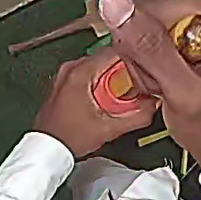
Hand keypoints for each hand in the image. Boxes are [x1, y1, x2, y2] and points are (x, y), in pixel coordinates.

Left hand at [31, 54, 159, 157]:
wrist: (46, 148)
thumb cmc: (67, 137)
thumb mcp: (109, 129)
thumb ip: (136, 116)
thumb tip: (154, 105)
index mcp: (80, 72)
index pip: (117, 51)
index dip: (135, 62)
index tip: (144, 74)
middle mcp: (71, 68)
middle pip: (109, 59)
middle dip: (124, 74)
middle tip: (133, 91)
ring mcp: (66, 74)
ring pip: (100, 67)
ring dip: (112, 80)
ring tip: (118, 99)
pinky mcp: (65, 82)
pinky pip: (90, 75)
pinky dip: (100, 84)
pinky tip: (103, 101)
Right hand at [100, 0, 200, 183]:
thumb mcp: (183, 93)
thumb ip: (150, 48)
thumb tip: (117, 6)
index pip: (159, 8)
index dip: (148, 46)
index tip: (166, 73)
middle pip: (150, 12)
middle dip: (147, 53)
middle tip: (169, 81)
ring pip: (143, 22)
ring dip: (145, 59)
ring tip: (169, 80)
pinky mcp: (187, 17)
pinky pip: (145, 29)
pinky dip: (147, 59)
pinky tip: (166, 73)